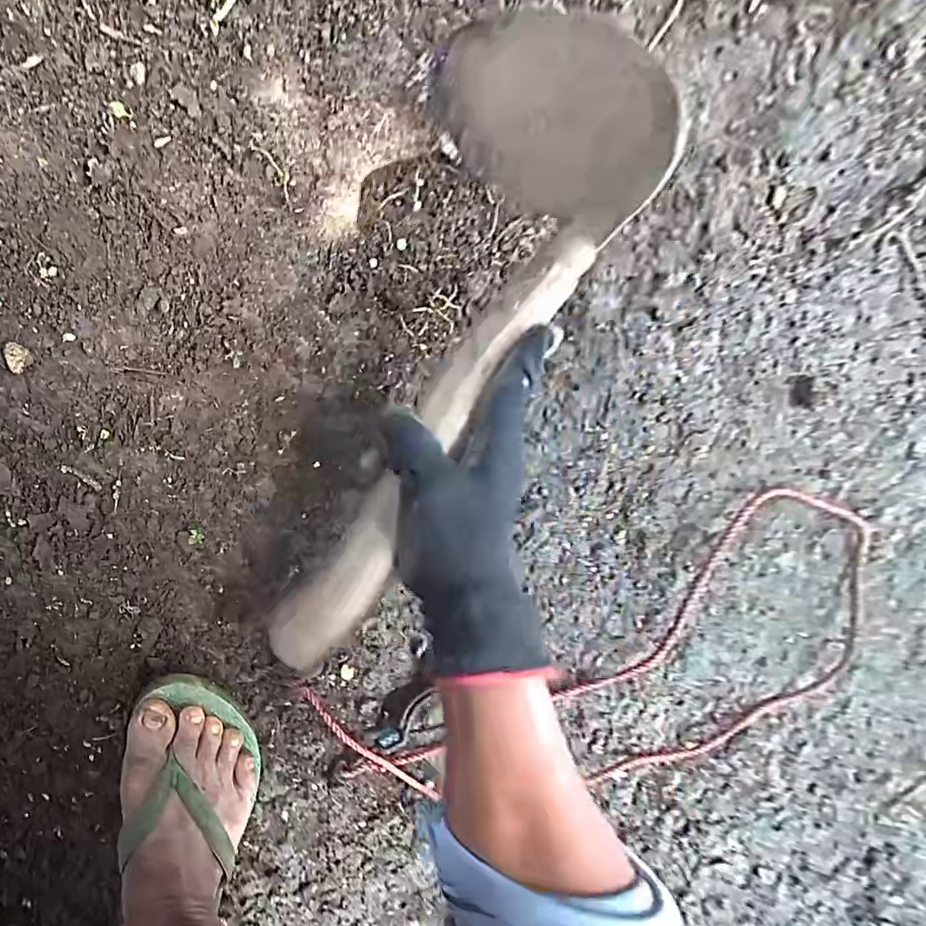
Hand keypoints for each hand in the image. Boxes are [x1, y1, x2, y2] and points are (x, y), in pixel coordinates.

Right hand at [382, 327, 554, 682]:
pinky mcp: (450, 505)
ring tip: (387, 437)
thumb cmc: (455, 537)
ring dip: (428, 429)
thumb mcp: (431, 485)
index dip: (523, 361)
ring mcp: (471, 485)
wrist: (463, 596)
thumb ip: (413, 444)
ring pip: (454, 440)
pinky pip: (429, 466)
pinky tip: (381, 466)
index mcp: (497, 451)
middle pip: (489, 412)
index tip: (544, 329)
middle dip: (484, 387)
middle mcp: (491, 462)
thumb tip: (391, 411)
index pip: (511, 395)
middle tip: (479, 364)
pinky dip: (409, 457)